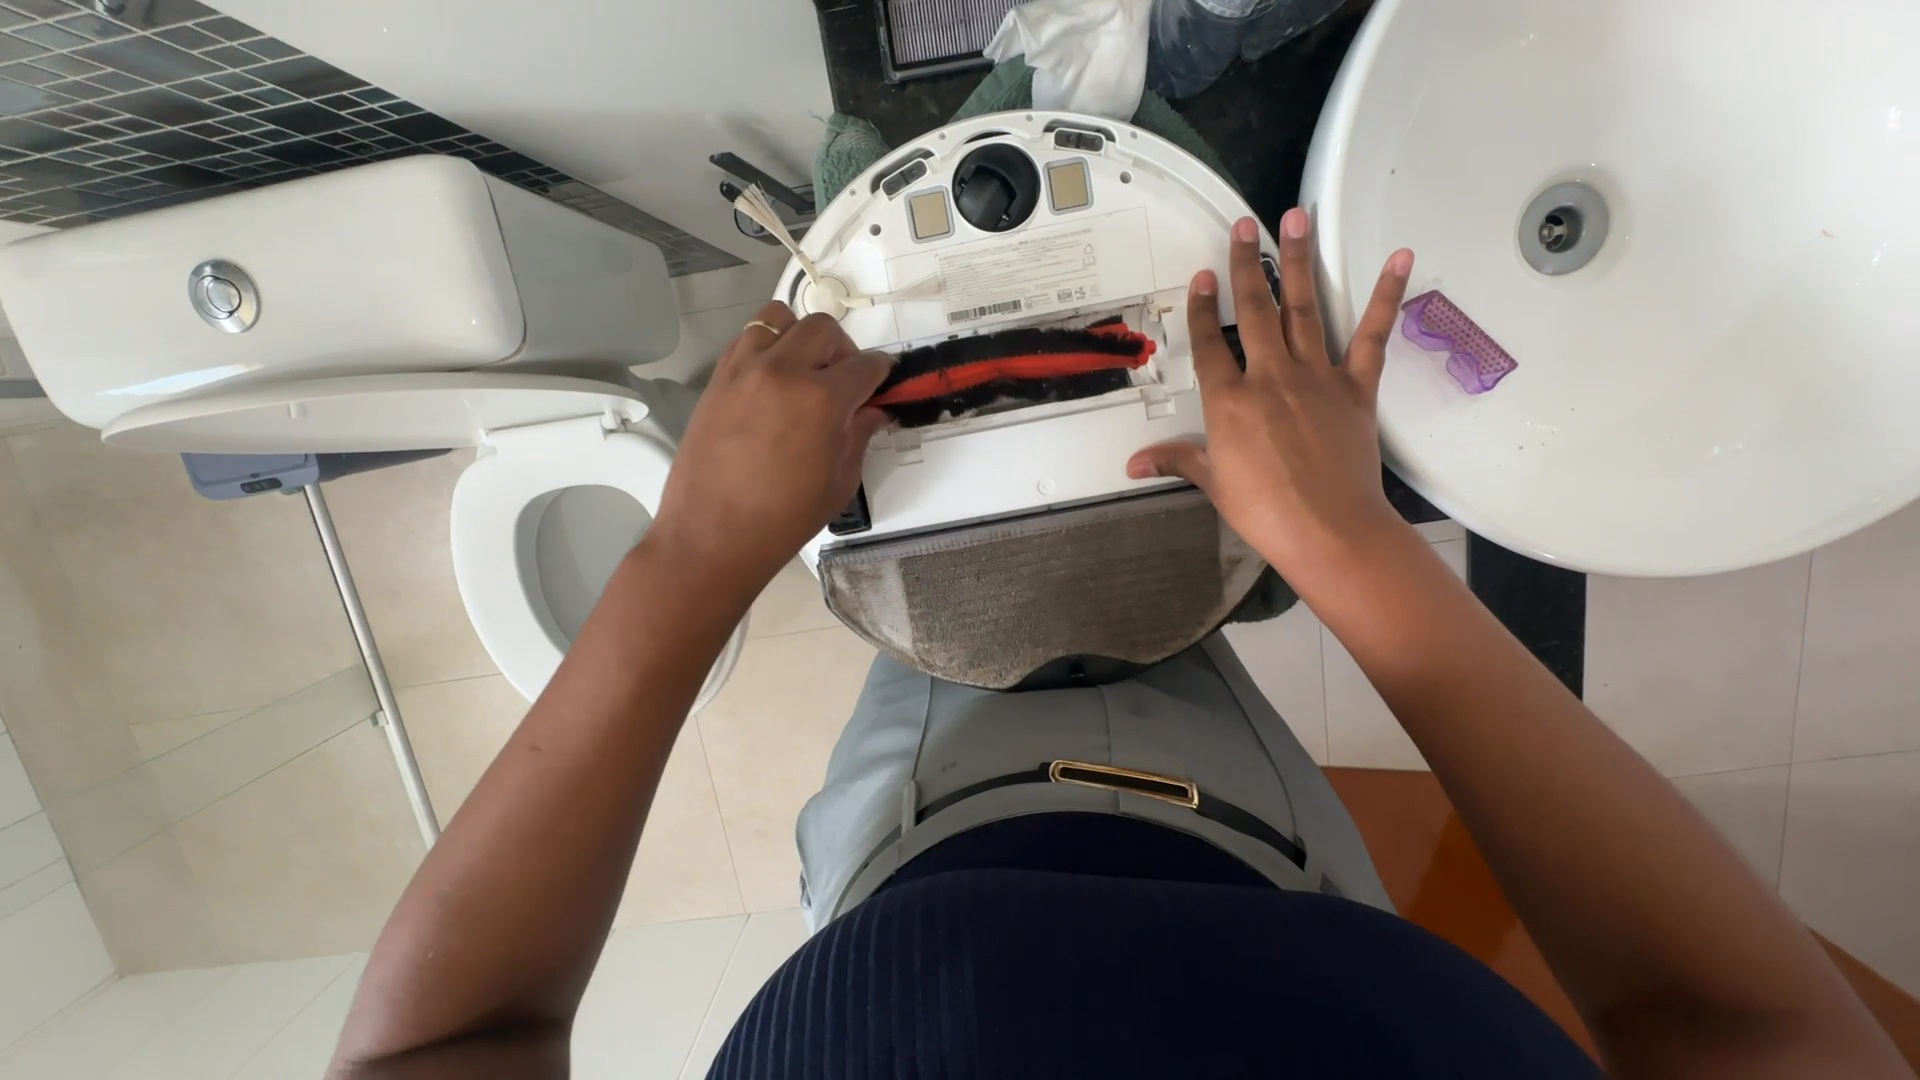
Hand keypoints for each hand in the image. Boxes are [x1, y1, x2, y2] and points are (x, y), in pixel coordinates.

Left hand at [649, 302, 890, 592]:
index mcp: (822, 400)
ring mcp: (744, 370)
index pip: (865, 366)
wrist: (712, 535)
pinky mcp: (717, 379)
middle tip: (844, 381)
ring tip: (804, 370)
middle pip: (824, 329)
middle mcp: (783, 371)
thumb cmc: (784, 519)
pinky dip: (767, 346)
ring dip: (801, 337)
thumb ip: (859, 436)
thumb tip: (874, 411)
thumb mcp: (839, 482)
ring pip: (780, 319)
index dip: (881, 374)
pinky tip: (772, 381)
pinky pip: (747, 338)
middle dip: (843, 350)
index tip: (882, 383)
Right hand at [1126, 210, 1414, 584]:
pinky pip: (1371, 336)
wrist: (1327, 529)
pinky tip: (1399, 260)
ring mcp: (1316, 377)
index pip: (1208, 345)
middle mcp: (1270, 377)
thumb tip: (1135, 464)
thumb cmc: (1264, 510)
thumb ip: (1176, 460)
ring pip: (1303, 309)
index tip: (1201, 278)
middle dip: (1247, 265)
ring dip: (1299, 262)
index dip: (1201, 310)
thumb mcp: (1213, 482)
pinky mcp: (1356, 387)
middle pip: (1254, 311)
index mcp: (1229, 402)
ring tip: (1296, 219)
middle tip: (1244, 226)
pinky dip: (1386, 297)